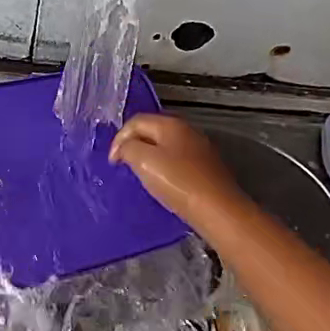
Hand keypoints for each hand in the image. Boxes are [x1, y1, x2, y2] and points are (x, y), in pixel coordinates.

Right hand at [109, 113, 247, 224]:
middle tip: (123, 165)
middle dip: (133, 145)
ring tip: (140, 175)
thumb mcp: (143, 161)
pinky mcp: (206, 166)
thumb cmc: (177, 182)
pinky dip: (164, 167)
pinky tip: (162, 182)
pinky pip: (177, 159)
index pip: (135, 121)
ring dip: (148, 156)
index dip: (118, 139)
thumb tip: (125, 148)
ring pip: (165, 145)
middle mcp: (187, 130)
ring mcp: (199, 148)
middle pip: (151, 130)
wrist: (216, 209)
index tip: (113, 162)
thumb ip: (128, 148)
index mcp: (170, 124)